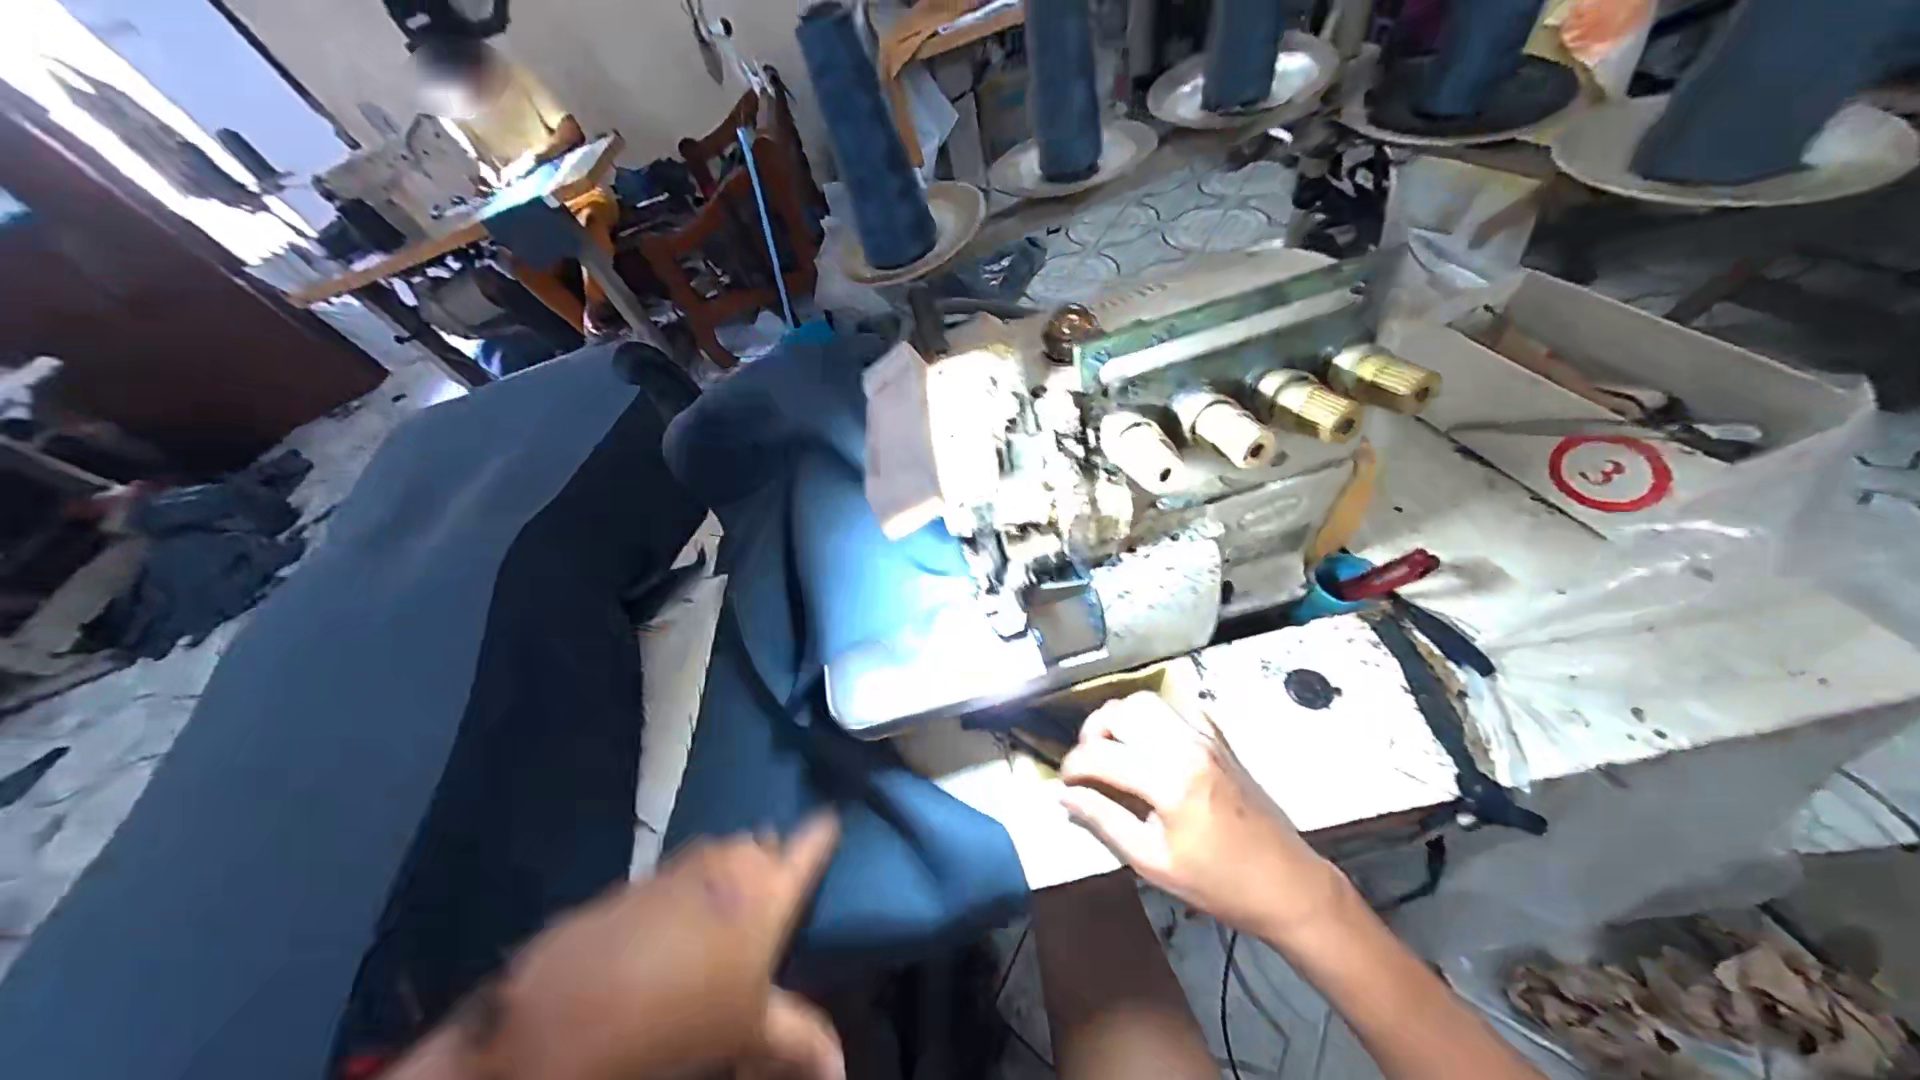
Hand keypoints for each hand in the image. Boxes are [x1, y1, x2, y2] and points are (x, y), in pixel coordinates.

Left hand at [474, 814, 842, 1079]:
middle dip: (772, 860)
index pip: (812, 842)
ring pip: (724, 853)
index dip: (825, 831)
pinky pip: (684, 870)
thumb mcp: (750, 1031)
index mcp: (772, 887)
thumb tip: (841, 1071)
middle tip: (772, 895)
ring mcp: (688, 863)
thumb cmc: (686, 1012)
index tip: (833, 819)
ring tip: (727, 912)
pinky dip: (691, 888)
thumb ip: (801, 1039)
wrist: (574, 1005)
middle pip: (766, 843)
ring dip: (731, 872)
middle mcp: (735, 860)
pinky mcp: (647, 875)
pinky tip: (677, 928)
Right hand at [1057, 692, 1345, 940]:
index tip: (1064, 785)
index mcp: (1168, 781)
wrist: (1287, 883)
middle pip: (1121, 712)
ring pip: (1147, 702)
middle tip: (1086, 763)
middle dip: (1092, 733)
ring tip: (1112, 750)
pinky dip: (1152, 720)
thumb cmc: (1219, 884)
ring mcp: (1205, 738)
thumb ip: (1104, 822)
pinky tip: (1148, 748)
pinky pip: (1175, 710)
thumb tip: (1065, 798)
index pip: (1100, 755)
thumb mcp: (1153, 863)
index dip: (1072, 768)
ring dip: (1120, 719)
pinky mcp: (1219, 739)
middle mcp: (1186, 747)